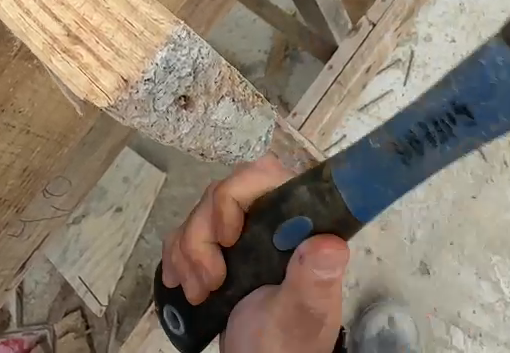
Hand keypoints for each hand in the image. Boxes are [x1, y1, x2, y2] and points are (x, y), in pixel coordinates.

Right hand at [161, 157, 347, 352]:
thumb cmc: (287, 342)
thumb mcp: (300, 315)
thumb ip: (312, 280)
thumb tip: (332, 244)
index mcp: (295, 222)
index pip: (262, 174)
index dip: (235, 194)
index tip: (227, 238)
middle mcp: (267, 217)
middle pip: (221, 194)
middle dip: (204, 237)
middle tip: (211, 282)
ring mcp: (239, 231)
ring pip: (198, 213)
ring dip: (189, 254)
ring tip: (201, 294)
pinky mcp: (215, 247)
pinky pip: (183, 232)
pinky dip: (177, 258)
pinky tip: (182, 285)